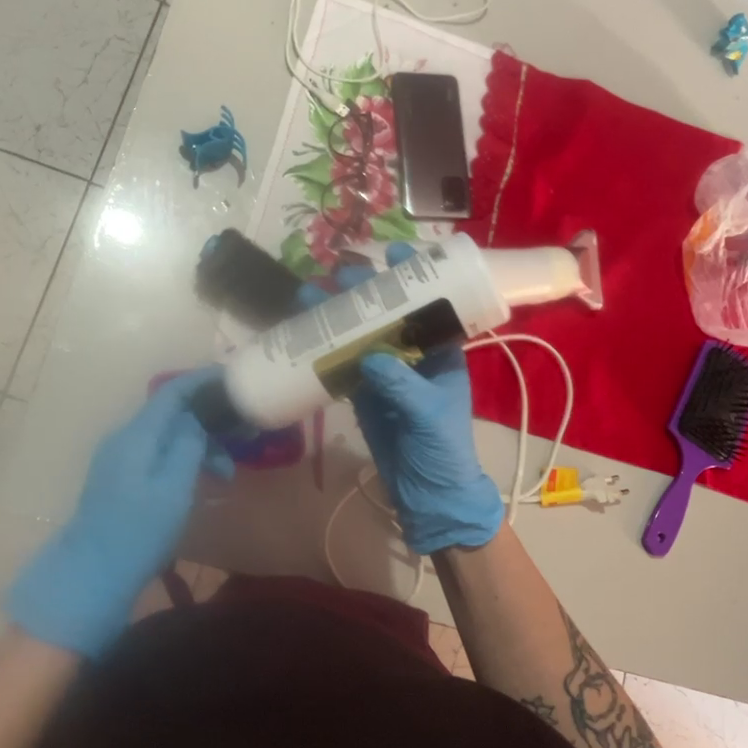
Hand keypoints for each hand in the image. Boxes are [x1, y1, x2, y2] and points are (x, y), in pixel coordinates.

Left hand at [4, 368, 228, 656]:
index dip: (204, 380)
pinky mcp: (121, 482)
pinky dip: (184, 462)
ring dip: (200, 446)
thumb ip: (188, 445)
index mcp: (137, 435)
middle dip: (209, 419)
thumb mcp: (173, 488)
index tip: (235, 378)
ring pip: (168, 438)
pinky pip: (159, 457)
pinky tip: (203, 484)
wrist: (90, 577)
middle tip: (244, 433)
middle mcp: (126, 439)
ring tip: (228, 474)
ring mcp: (120, 461)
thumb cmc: (136, 532)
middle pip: (172, 414)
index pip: (173, 391)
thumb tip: (196, 418)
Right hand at [312, 246, 503, 555]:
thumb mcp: (429, 414)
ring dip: (337, 312)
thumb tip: (372, 357)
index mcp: (440, 351)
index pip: (430, 303)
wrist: (427, 495)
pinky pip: (341, 361)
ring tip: (308, 293)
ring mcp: (385, 372)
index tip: (393, 253)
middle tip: (340, 273)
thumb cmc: (443, 450)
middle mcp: (412, 354)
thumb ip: (402, 385)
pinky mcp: (362, 391)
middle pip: (387, 312)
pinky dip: (324, 345)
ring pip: (360, 333)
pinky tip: (303, 329)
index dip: (414, 275)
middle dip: (365, 289)